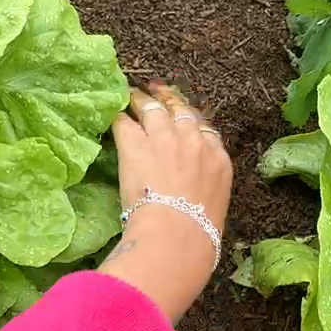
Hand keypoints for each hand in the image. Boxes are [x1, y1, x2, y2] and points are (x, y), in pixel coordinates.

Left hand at [98, 83, 231, 322]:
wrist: (177, 237)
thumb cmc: (198, 238)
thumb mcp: (214, 212)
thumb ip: (206, 196)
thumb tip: (196, 204)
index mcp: (219, 161)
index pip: (206, 131)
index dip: (192, 122)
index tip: (184, 119)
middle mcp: (194, 142)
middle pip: (182, 111)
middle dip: (170, 100)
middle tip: (159, 93)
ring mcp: (164, 139)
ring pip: (153, 108)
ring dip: (142, 100)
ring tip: (132, 95)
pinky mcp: (136, 143)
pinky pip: (124, 122)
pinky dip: (118, 117)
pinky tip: (111, 114)